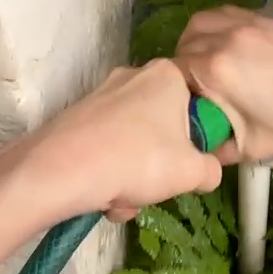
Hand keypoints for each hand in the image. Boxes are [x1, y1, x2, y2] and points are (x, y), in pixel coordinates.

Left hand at [13, 59, 222, 221]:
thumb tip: (207, 171)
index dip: (203, 137)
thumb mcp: (192, 172)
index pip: (200, 102)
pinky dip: (110, 172)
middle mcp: (133, 75)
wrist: (61, 170)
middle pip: (165, 124)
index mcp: (168, 75)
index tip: (196, 162)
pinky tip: (104, 196)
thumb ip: (212, 170)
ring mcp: (101, 95)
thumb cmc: (138, 160)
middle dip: (163, 162)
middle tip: (159, 186)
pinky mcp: (78, 117)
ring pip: (135, 141)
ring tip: (125, 198)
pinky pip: (108, 147)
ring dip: (135, 176)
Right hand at [175, 7, 272, 160]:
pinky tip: (228, 51)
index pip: (171, 73)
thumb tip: (195, 148)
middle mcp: (226, 38)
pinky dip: (216, 29)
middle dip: (183, 70)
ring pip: (199, 24)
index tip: (185, 108)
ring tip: (208, 68)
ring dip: (194, 44)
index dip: (173, 93)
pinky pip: (225, 14)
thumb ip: (215, 148)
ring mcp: (247, 22)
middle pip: (182, 47)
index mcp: (217, 69)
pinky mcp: (265, 17)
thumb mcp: (253, 148)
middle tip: (198, 93)